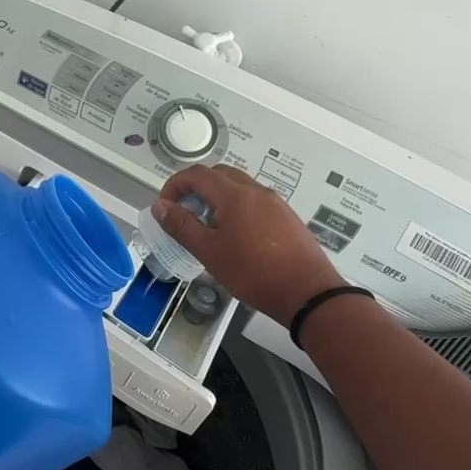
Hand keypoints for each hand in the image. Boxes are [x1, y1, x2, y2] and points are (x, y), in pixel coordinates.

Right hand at [152, 164, 347, 323]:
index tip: (166, 206)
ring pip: (239, 187)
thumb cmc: (254, 273)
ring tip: (209, 226)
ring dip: (217, 197)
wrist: (309, 295)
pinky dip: (237, 207)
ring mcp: (276, 204)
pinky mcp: (288, 218)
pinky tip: (236, 236)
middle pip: (220, 174)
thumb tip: (160, 206)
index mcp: (235, 195)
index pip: (197, 174)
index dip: (175, 185)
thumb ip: (181, 225)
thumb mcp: (209, 251)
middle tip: (184, 211)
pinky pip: (256, 201)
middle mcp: (257, 191)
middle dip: (196, 187)